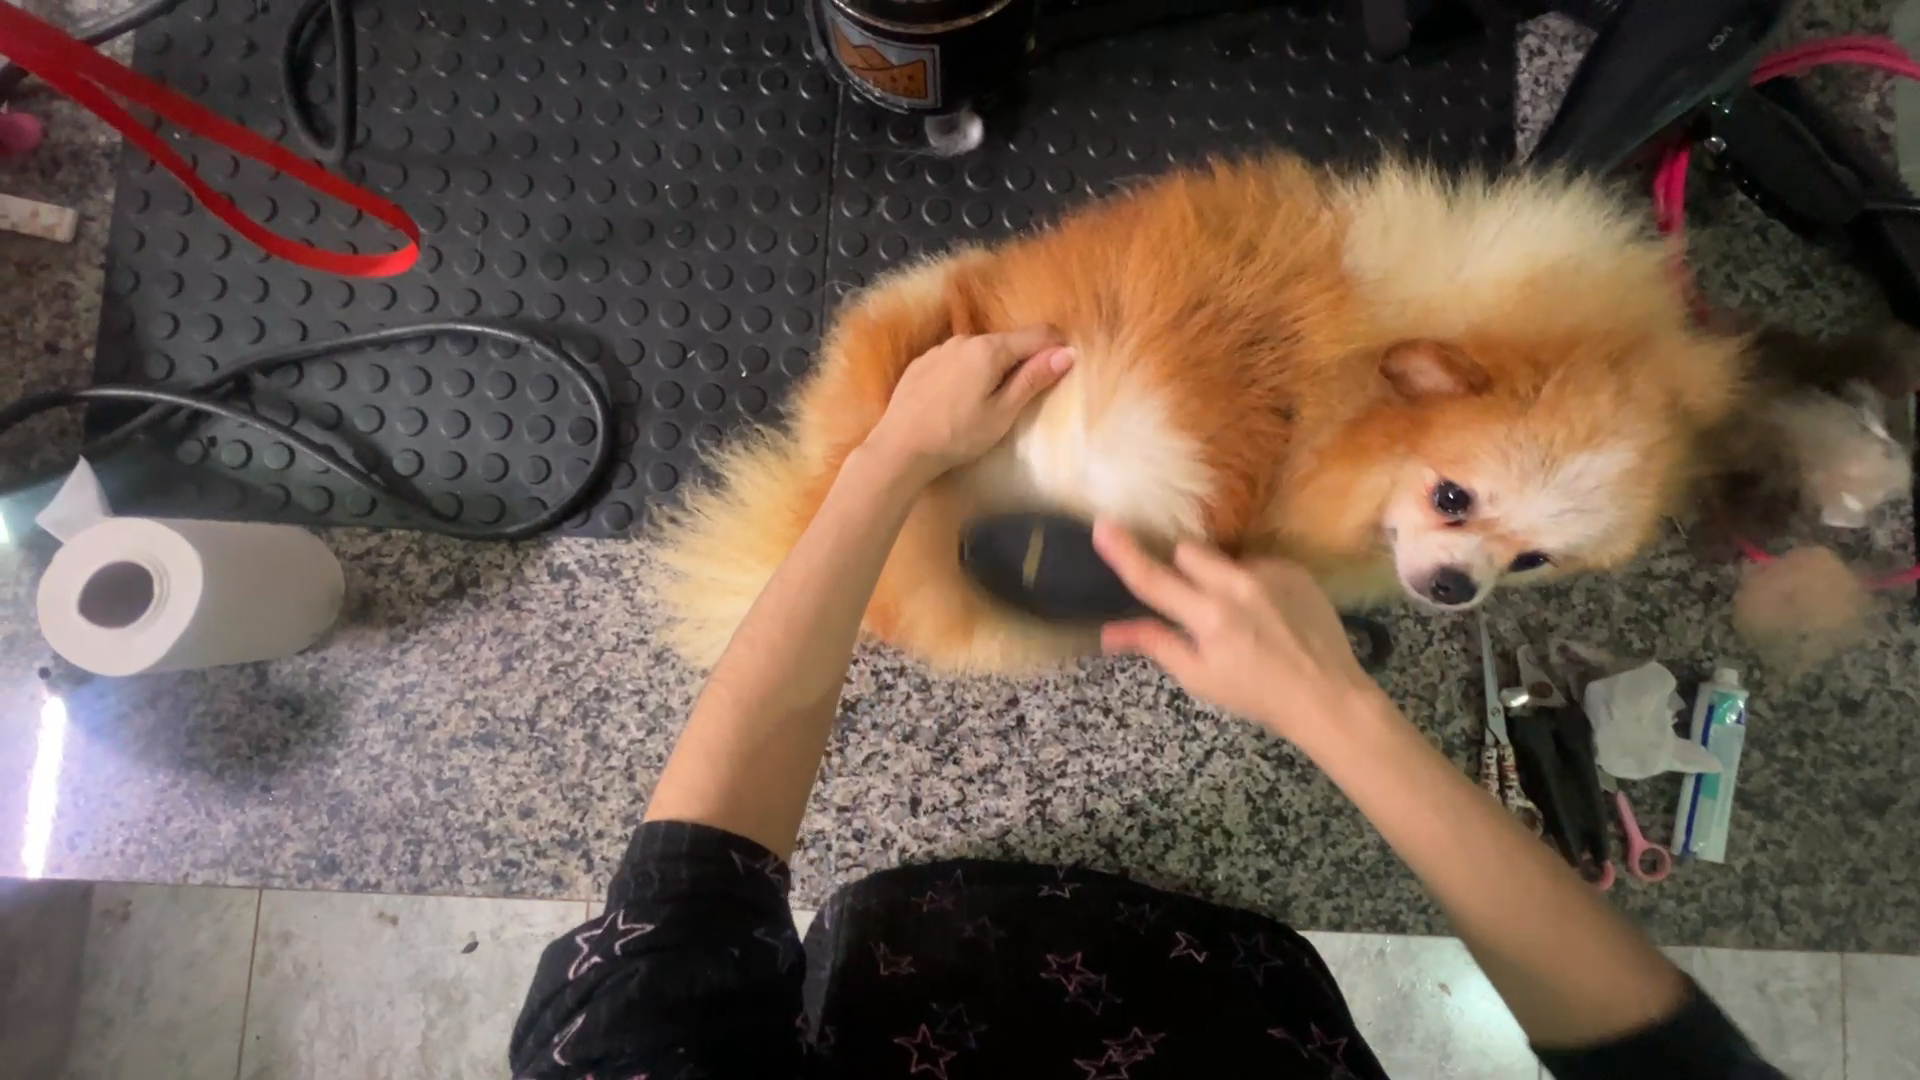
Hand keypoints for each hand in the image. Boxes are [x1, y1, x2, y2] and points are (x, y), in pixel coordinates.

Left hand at [865, 326, 1073, 481]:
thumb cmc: (958, 435)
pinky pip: (954, 361)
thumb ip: (1033, 380)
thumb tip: (1067, 353)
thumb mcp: (1002, 413)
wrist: (900, 448)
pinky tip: (957, 400)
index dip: (1056, 347)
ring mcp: (939, 350)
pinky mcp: (920, 364)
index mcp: (989, 349)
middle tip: (1022, 395)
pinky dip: (964, 373)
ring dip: (990, 368)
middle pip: (1005, 343)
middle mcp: (964, 340)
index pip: (1036, 335)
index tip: (1065, 365)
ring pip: (977, 352)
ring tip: (987, 401)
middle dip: (1021, 361)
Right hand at [1092, 521, 1386, 745]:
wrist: (1328, 695)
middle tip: (1191, 602)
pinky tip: (1266, 611)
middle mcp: (1238, 586)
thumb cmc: (1256, 693)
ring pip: (1221, 557)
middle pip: (1187, 551)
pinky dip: (1250, 582)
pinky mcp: (1293, 569)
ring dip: (1217, 578)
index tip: (1103, 526)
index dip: (1124, 552)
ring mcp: (1269, 573)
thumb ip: (1155, 644)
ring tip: (1239, 613)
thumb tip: (1108, 632)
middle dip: (1180, 569)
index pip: (1154, 579)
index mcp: (1210, 617)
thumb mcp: (1199, 677)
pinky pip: (1254, 562)